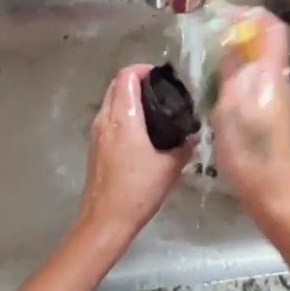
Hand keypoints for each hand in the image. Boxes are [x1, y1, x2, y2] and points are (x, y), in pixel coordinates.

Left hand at [77, 64, 190, 244]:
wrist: (104, 221)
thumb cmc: (137, 190)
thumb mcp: (169, 168)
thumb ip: (184, 147)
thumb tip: (194, 135)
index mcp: (123, 117)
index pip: (126, 76)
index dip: (142, 69)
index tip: (161, 77)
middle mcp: (106, 119)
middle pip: (116, 84)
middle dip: (136, 80)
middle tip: (160, 90)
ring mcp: (97, 132)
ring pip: (110, 100)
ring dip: (128, 96)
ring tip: (153, 108)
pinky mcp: (95, 146)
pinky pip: (108, 116)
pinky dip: (122, 112)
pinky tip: (140, 129)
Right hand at [211, 10, 289, 219]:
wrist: (271, 192)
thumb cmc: (250, 151)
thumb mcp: (232, 106)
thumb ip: (232, 70)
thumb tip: (230, 38)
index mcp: (272, 74)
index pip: (273, 28)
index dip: (252, 14)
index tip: (223, 14)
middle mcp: (277, 79)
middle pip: (264, 40)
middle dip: (237, 30)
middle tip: (207, 33)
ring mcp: (273, 95)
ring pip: (257, 59)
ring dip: (234, 51)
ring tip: (205, 55)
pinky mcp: (267, 110)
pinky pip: (252, 77)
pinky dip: (234, 71)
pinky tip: (214, 84)